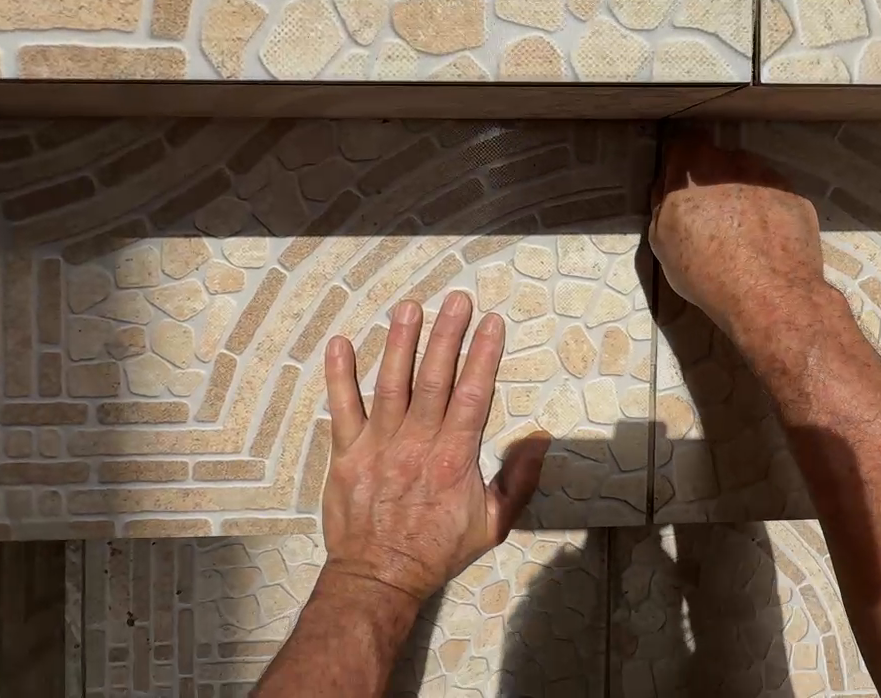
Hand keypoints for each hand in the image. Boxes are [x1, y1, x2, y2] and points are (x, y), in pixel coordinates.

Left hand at [320, 291, 549, 605]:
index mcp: (454, 458)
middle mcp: (416, 444)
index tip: (492, 322)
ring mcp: (378, 446)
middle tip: (457, 299)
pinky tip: (340, 343)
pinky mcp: (346, 453)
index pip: (473, 395)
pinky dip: (339, 376)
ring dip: (400, 343)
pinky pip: (342, 408)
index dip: (483, 355)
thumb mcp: (493, 525)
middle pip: (434, 379)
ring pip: (391, 384)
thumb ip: (519, 481)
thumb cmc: (438, 549)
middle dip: (447, 335)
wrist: (378, 581)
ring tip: (410, 307)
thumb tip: (541, 437)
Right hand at [649, 132, 831, 341]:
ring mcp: (768, 178)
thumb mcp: (662, 242)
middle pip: (718, 161)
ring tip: (743, 234)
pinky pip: (775, 197)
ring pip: (750, 177)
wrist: (768, 295)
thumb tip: (667, 188)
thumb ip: (662, 205)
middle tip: (711, 218)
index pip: (683, 142)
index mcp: (693, 171)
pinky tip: (767, 242)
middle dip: (712, 181)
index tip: (681, 181)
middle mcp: (732, 164)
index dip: (681, 160)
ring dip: (742, 194)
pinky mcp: (796, 197)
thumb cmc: (705, 271)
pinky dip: (769, 212)